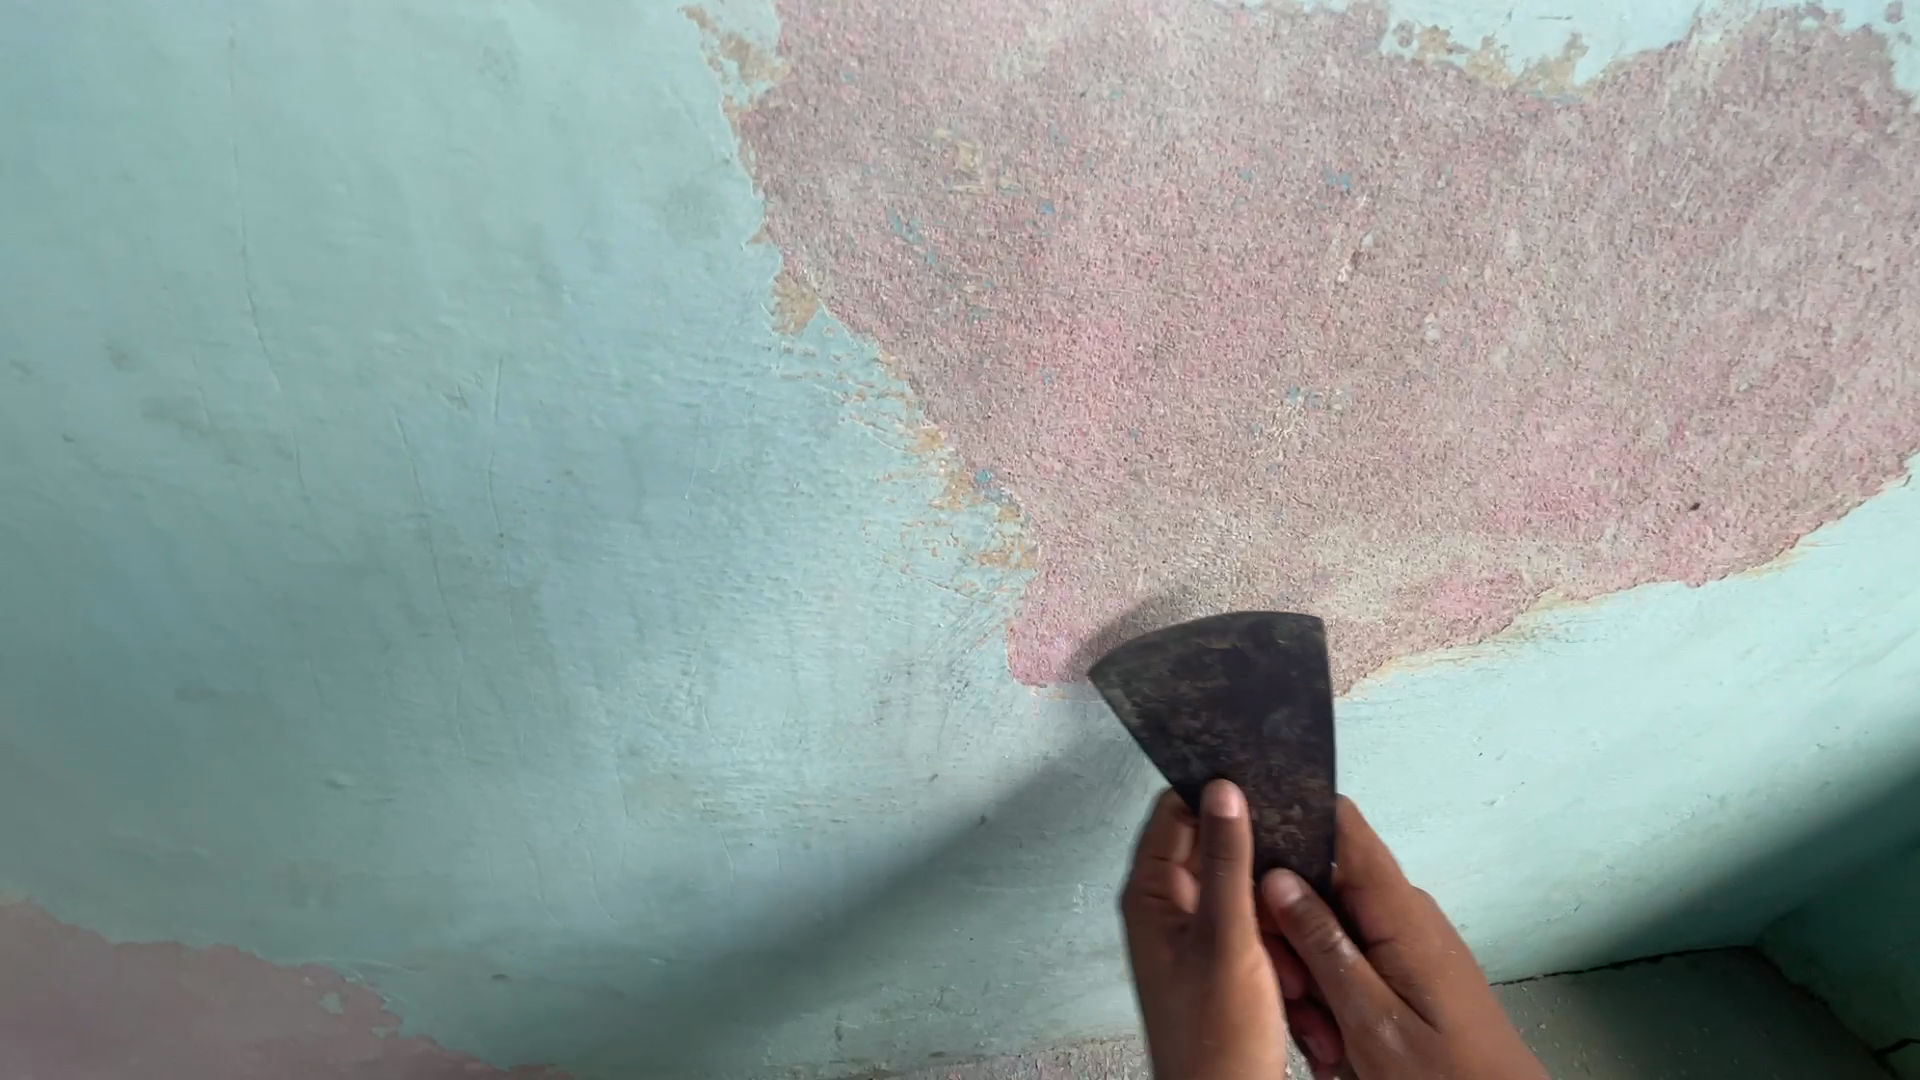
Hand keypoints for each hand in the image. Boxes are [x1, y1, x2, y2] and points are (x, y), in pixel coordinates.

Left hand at [1121, 782, 1288, 1079]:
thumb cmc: (1217, 1035)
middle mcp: (1166, 905)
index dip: (1210, 796)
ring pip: (1238, 890)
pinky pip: (1250, 926)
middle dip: (1253, 862)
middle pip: (1210, 850)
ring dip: (1269, 908)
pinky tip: (1292, 970)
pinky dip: (1273, 939)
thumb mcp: (1228, 937)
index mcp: (1151, 891)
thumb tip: (1223, 789)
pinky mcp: (1219, 959)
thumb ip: (1227, 860)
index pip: (1173, 814)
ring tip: (1286, 944)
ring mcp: (1193, 933)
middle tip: (1289, 873)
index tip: (1257, 786)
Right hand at [1260, 797, 1547, 1079]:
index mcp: (1395, 907)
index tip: (1243, 843)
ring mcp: (1399, 938)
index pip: (1339, 820)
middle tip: (1289, 991)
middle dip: (1286, 929)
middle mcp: (1397, 909)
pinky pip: (1343, 956)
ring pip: (1322, 926)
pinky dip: (1327, 991)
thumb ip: (1322, 944)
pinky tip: (1332, 1039)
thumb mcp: (1373, 1022)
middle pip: (1315, 881)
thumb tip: (1274, 877)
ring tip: (1320, 1036)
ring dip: (1306, 973)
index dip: (1290, 814)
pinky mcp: (1400, 966)